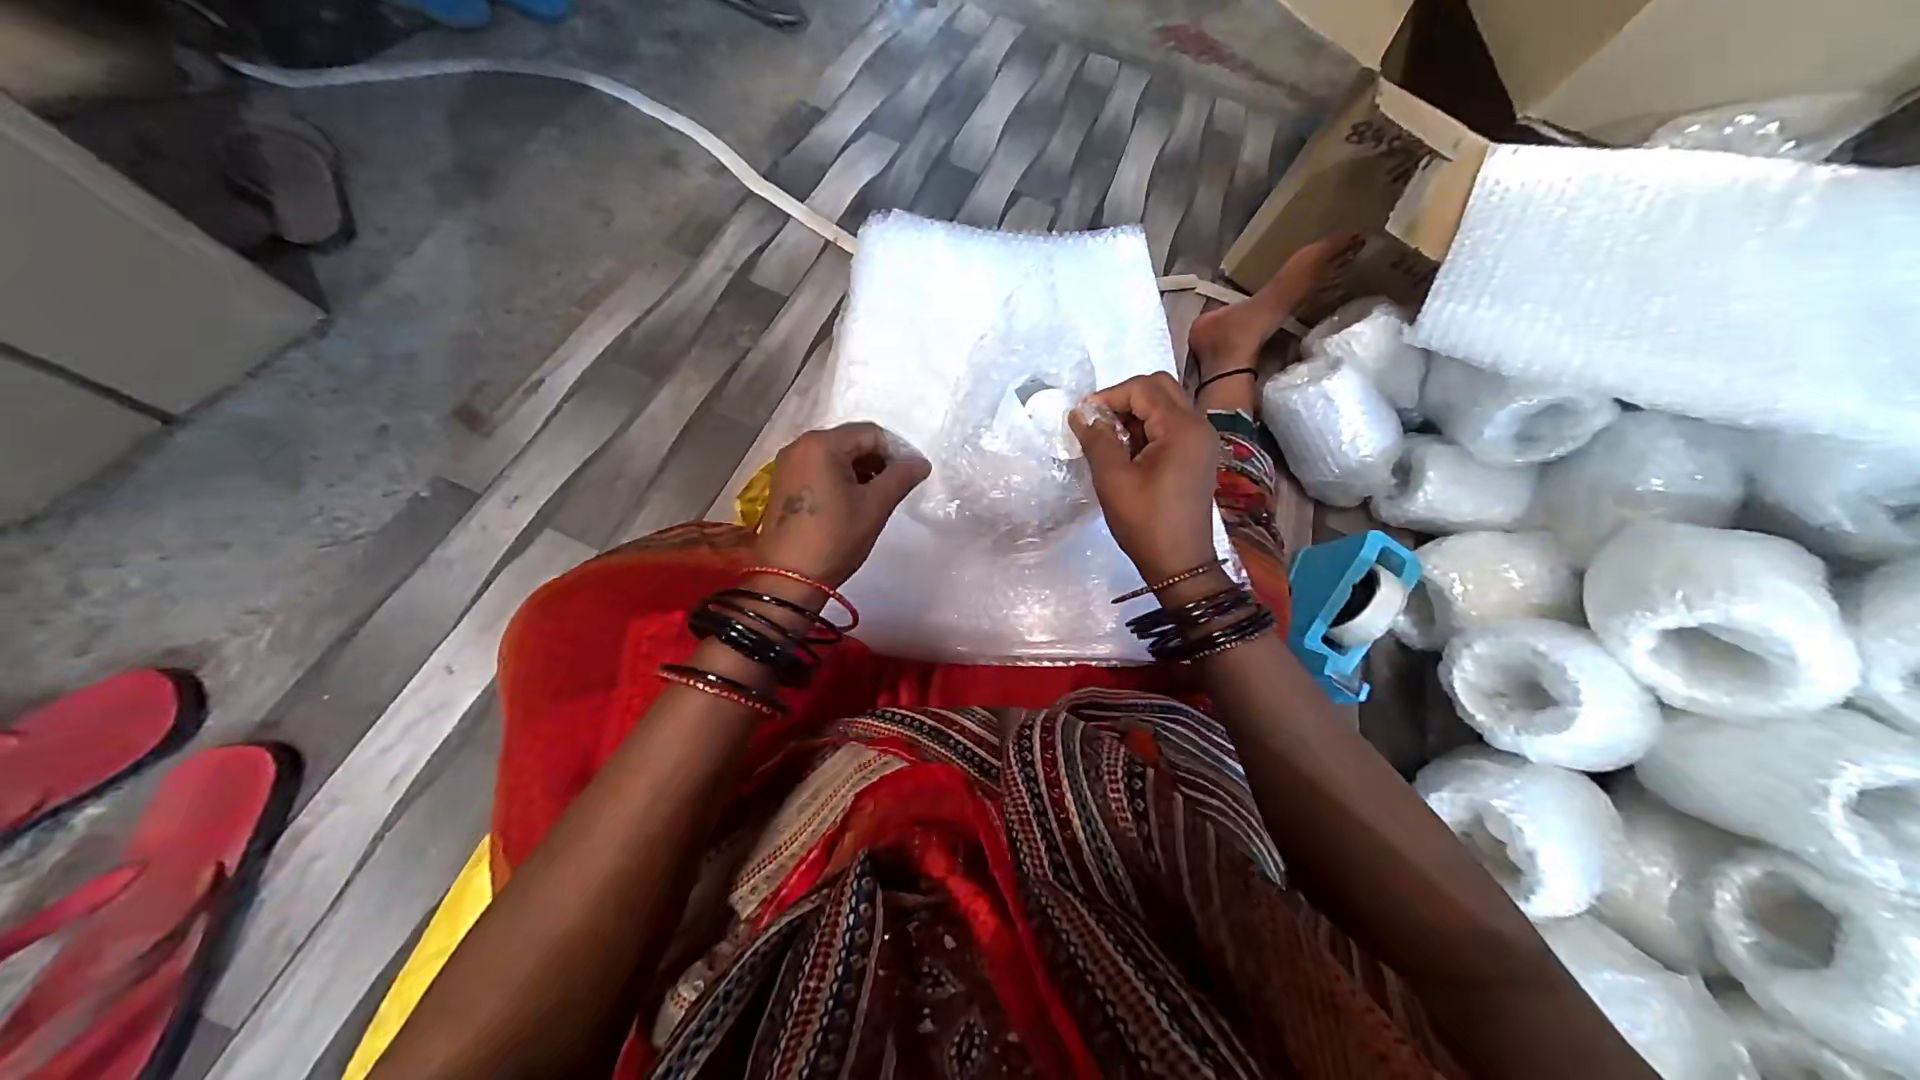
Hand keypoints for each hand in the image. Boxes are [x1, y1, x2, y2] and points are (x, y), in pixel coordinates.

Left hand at [755, 422, 930, 587]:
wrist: (789, 579)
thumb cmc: (835, 538)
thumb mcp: (875, 506)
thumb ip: (901, 477)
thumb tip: (920, 463)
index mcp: (821, 444)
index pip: (871, 434)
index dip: (896, 452)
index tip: (910, 476)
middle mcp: (800, 446)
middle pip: (850, 441)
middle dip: (877, 460)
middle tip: (894, 488)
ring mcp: (787, 464)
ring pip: (834, 455)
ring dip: (859, 470)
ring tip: (875, 497)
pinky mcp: (783, 483)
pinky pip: (819, 468)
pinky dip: (839, 478)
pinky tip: (852, 502)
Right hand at [1070, 373, 1219, 582]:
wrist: (1180, 563)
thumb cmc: (1145, 522)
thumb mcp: (1113, 480)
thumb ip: (1097, 439)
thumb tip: (1080, 414)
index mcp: (1182, 428)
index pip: (1143, 388)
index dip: (1109, 396)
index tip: (1084, 417)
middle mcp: (1198, 426)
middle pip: (1160, 388)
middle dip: (1124, 398)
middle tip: (1098, 423)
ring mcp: (1202, 441)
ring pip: (1166, 406)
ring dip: (1135, 414)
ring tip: (1109, 440)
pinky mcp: (1198, 456)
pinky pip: (1172, 426)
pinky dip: (1148, 429)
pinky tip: (1128, 452)